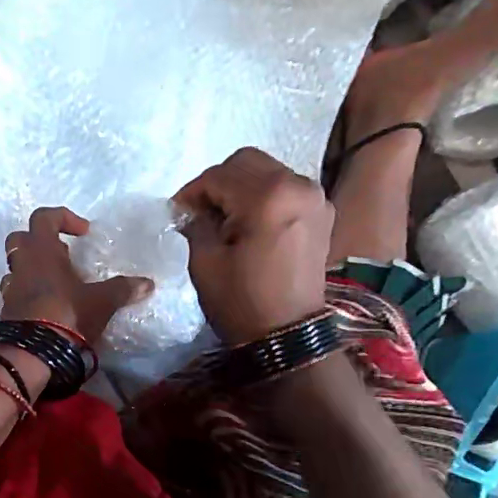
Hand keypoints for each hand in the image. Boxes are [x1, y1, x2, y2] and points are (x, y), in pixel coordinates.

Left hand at [0, 207, 153, 345]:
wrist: (32, 354)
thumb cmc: (67, 315)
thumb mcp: (101, 301)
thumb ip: (122, 289)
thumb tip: (147, 284)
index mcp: (41, 251)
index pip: (44, 217)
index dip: (63, 217)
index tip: (83, 232)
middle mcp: (21, 265)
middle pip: (21, 238)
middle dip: (40, 241)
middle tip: (63, 254)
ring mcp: (11, 289)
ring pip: (16, 267)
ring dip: (33, 269)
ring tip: (57, 283)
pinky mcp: (7, 311)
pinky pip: (16, 292)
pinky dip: (29, 293)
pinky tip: (48, 305)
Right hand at [173, 148, 335, 343]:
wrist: (288, 335)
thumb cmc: (241, 302)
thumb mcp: (205, 263)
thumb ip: (196, 226)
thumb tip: (193, 212)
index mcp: (267, 196)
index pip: (219, 175)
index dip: (192, 191)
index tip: (176, 212)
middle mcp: (297, 185)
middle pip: (247, 162)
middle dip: (218, 183)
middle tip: (199, 212)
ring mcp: (314, 197)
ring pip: (268, 173)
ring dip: (241, 188)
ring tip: (224, 220)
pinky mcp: (321, 213)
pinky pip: (286, 190)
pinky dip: (264, 198)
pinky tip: (249, 225)